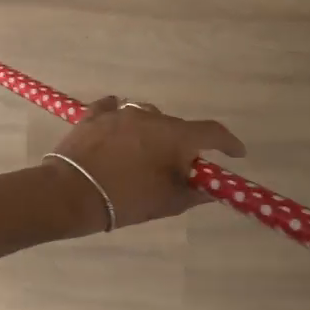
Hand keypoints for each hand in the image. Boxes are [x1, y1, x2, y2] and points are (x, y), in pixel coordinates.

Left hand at [43, 96, 246, 234]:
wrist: (74, 191)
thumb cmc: (128, 198)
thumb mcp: (171, 200)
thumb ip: (196, 190)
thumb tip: (209, 185)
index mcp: (174, 135)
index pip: (212, 132)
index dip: (228, 143)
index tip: (235, 154)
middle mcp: (148, 116)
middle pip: (175, 126)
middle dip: (183, 144)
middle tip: (180, 166)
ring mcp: (117, 113)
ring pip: (145, 116)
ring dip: (152, 131)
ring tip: (148, 152)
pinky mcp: (92, 116)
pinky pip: (112, 108)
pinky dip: (120, 115)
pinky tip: (121, 123)